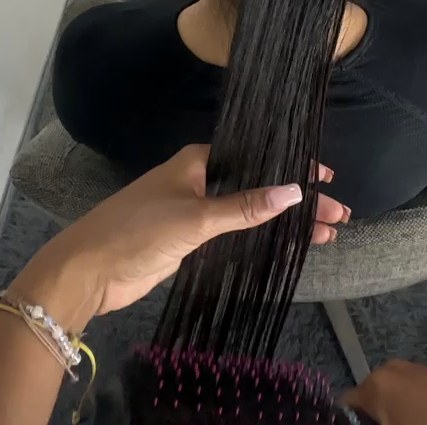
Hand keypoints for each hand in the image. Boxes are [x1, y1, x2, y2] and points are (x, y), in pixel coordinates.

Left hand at [10, 145, 348, 325]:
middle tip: (339, 214)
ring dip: (286, 222)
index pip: (259, 158)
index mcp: (201, 160)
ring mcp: (198, 209)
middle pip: (261, 186)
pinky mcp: (192, 238)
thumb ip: (245, 206)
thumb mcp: (195, 217)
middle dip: (299, 200)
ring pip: (253, 211)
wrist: (88, 270)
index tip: (327, 176)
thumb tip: (294, 190)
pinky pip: (238, 233)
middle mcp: (202, 179)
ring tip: (327, 233)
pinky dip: (264, 238)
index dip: (295, 167)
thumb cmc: (138, 229)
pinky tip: (290, 246)